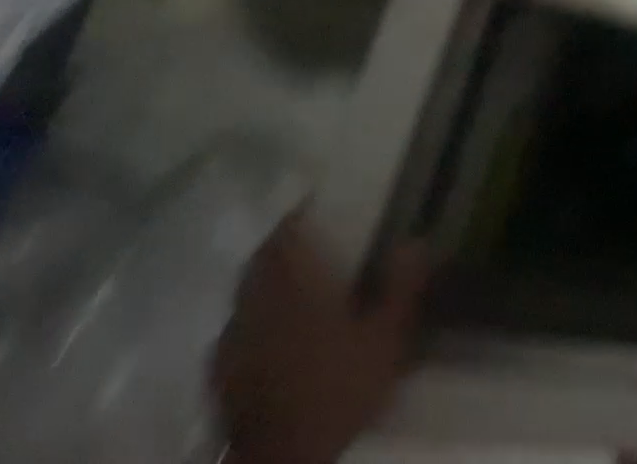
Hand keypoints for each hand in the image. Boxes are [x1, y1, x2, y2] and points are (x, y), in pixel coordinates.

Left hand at [213, 216, 429, 463]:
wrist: (284, 454)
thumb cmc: (340, 387)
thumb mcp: (389, 336)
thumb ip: (401, 286)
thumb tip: (414, 239)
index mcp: (295, 289)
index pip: (285, 237)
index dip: (297, 214)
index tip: (314, 199)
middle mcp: (255, 304)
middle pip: (260, 261)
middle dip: (281, 243)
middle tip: (309, 234)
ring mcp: (232, 338)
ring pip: (245, 292)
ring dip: (267, 276)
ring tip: (296, 276)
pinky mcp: (222, 368)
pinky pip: (239, 323)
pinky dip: (256, 311)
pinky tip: (276, 324)